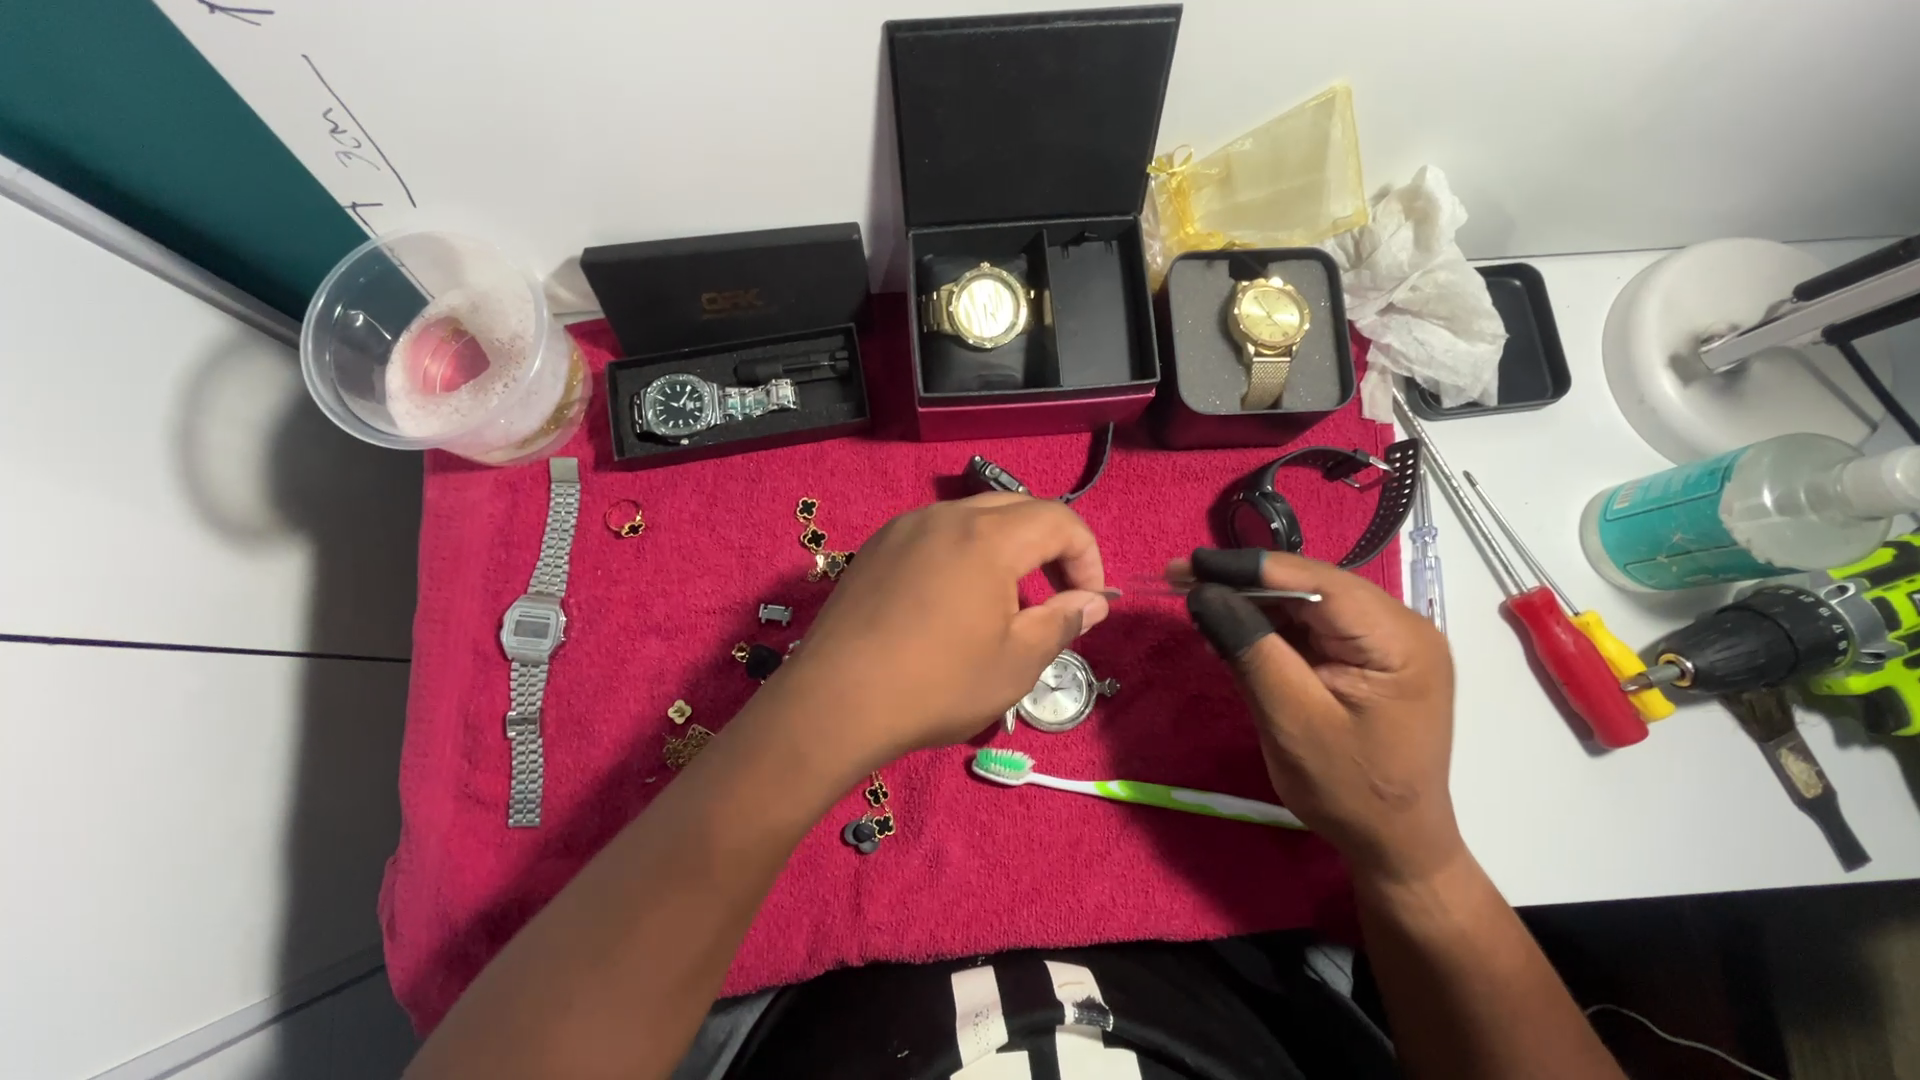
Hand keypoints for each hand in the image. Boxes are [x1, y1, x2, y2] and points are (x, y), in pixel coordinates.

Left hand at [780, 494, 1109, 762]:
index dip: (1087, 557)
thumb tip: (1093, 601)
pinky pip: (935, 535)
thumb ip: (1063, 622)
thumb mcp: (1016, 663)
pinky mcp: (875, 550)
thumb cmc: (937, 685)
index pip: (1060, 520)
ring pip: (972, 519)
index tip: (1088, 602)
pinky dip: (963, 555)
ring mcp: (903, 529)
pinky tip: (954, 603)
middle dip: (1050, 546)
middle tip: (1057, 596)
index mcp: (987, 537)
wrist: (835, 703)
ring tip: (1006, 604)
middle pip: (1017, 509)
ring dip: (1005, 550)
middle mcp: (945, 517)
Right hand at [1176, 548, 1463, 886]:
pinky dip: (1271, 626)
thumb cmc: (1349, 789)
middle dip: (1245, 582)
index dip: (1249, 567)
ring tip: (1198, 602)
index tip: (1190, 563)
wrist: (1393, 844)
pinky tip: (1233, 628)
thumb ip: (1250, 648)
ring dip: (1253, 603)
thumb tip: (1204, 593)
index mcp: (1399, 639)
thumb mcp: (1291, 719)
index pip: (1317, 582)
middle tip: (1182, 580)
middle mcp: (1403, 627)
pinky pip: (1314, 627)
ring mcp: (1389, 641)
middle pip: (1313, 586)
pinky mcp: (1371, 657)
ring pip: (1309, 603)